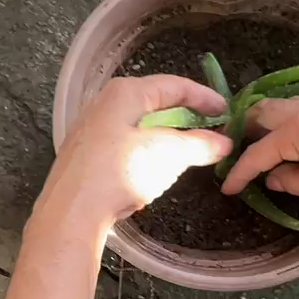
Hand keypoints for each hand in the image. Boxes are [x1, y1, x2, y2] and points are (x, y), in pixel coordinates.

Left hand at [39, 75, 231, 229]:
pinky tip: (151, 173)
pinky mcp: (84, 157)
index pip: (173, 86)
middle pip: (154, 105)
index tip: (226, 112)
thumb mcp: (168, 154)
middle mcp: (104, 104)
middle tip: (209, 132)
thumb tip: (223, 142)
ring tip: (186, 154)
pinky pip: (123, 147)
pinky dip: (144, 154)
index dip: (204, 97)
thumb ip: (198, 144)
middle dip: (184, 119)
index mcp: (125, 93)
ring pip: (138, 127)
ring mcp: (90, 131)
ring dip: (165, 139)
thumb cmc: (121, 171)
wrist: (72, 212)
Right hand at [219, 97, 298, 219]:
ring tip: (261, 146)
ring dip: (268, 123)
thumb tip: (274, 177)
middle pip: (265, 111)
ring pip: (286, 106)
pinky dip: (291, 122)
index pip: (258, 151)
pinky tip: (293, 142)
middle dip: (244, 130)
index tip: (228, 187)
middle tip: (235, 151)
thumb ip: (291, 181)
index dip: (240, 171)